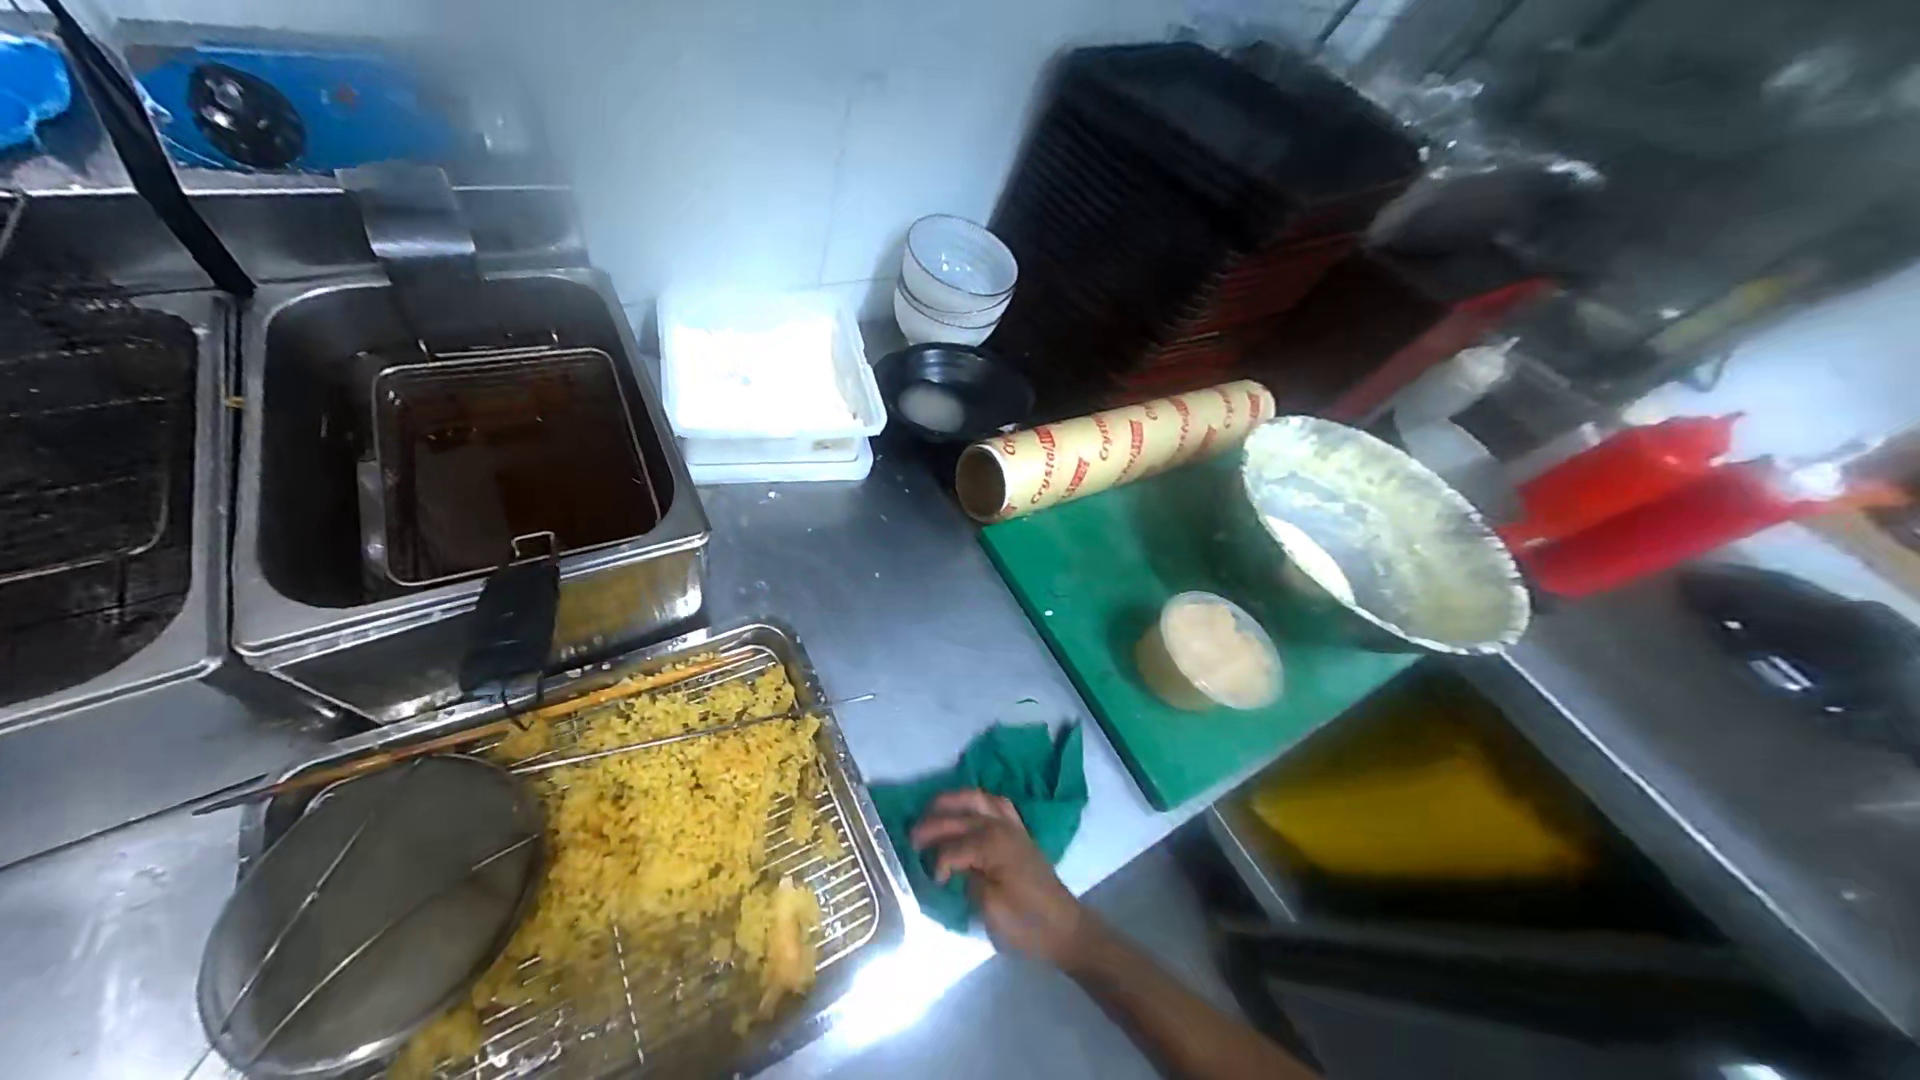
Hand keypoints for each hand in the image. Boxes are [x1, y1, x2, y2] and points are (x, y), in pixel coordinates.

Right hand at [909, 790, 1085, 965]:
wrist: (1064, 928)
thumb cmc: (1026, 923)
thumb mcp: (990, 909)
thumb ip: (967, 880)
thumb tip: (953, 867)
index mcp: (991, 844)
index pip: (951, 847)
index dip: (936, 863)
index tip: (932, 881)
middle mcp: (1000, 826)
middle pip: (959, 817)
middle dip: (932, 825)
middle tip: (911, 838)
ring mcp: (1011, 826)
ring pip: (976, 799)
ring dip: (952, 802)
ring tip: (931, 810)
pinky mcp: (1019, 832)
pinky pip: (997, 804)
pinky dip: (979, 801)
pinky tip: (968, 809)